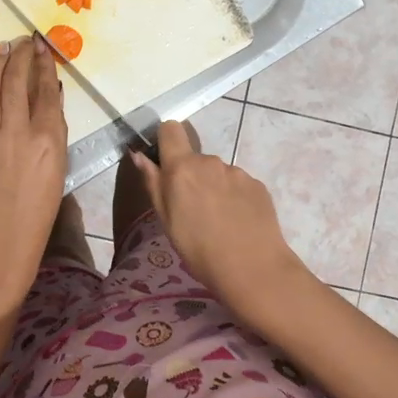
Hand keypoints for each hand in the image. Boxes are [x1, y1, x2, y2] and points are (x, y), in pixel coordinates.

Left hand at [0, 36, 66, 311]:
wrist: (7, 239)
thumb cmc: (40, 206)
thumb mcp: (59, 164)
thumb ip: (55, 127)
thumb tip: (51, 93)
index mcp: (46, 137)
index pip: (45, 88)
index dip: (43, 63)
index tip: (40, 46)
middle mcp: (16, 132)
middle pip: (16, 83)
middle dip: (19, 57)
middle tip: (21, 43)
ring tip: (0, 51)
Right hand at [134, 120, 301, 296]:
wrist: (252, 268)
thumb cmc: (198, 249)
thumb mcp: (166, 220)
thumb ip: (153, 183)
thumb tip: (140, 155)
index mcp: (182, 168)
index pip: (171, 129)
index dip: (167, 141)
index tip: (166, 163)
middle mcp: (210, 162)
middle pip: (195, 159)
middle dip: (192, 177)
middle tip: (194, 210)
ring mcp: (237, 172)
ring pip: (218, 174)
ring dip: (215, 188)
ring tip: (219, 221)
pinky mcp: (257, 184)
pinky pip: (239, 185)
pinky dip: (235, 198)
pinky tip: (238, 222)